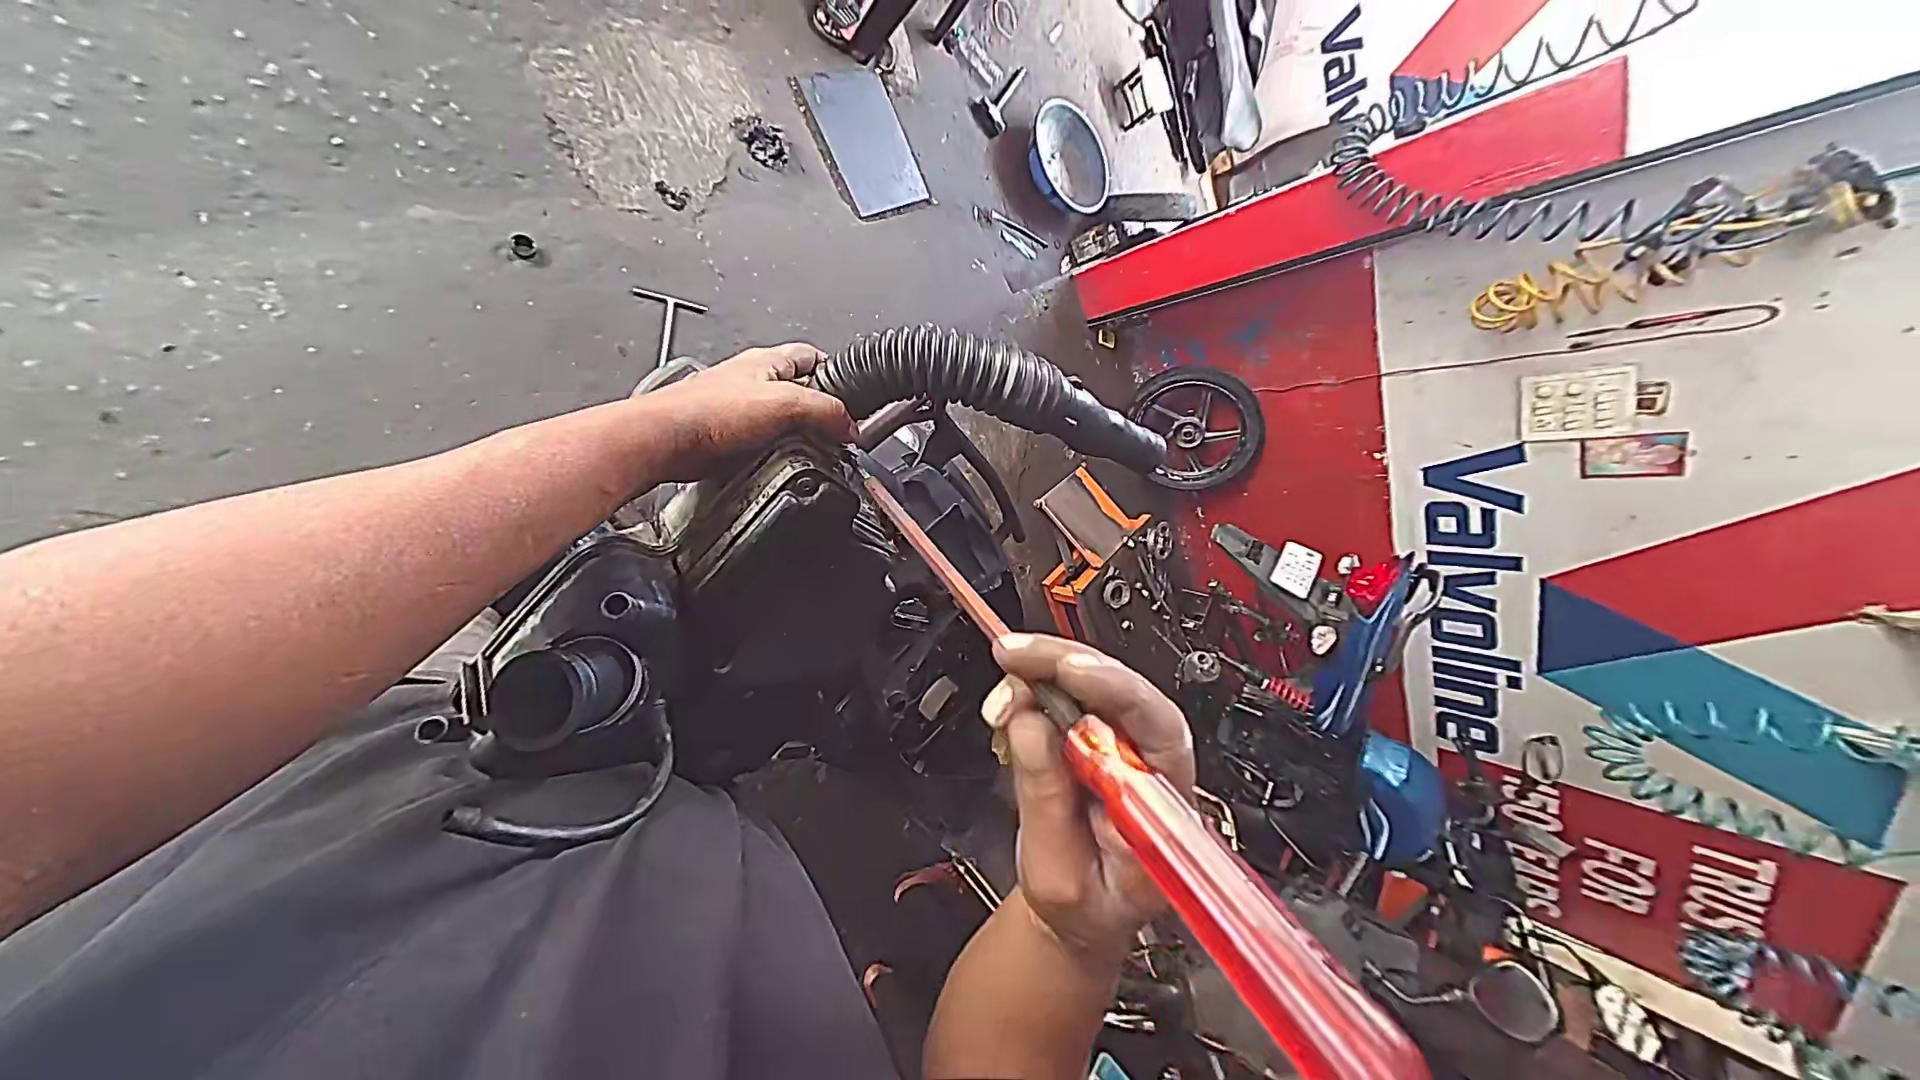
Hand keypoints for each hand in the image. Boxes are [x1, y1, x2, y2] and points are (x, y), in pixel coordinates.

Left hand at [637, 343, 856, 479]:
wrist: (666, 442)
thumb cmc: (706, 413)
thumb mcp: (785, 404)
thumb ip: (825, 411)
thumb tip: (850, 426)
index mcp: (767, 362)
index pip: (813, 357)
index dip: (836, 375)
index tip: (850, 399)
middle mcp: (753, 382)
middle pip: (801, 394)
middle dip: (818, 415)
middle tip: (830, 433)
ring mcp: (741, 410)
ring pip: (783, 422)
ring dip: (796, 438)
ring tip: (804, 452)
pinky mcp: (731, 437)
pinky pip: (764, 444)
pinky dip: (774, 454)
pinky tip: (777, 463)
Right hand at [983, 634, 1195, 958]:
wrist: (1079, 913)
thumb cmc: (1087, 904)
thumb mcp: (1060, 873)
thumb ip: (1047, 800)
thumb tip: (1028, 724)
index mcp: (1164, 801)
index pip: (1156, 724)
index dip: (1115, 688)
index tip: (1070, 669)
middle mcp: (1150, 760)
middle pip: (1119, 687)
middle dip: (1062, 662)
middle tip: (1013, 653)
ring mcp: (1120, 742)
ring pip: (1088, 683)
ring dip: (1041, 673)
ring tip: (1004, 694)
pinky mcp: (1090, 732)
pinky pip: (1063, 694)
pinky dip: (1032, 686)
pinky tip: (1012, 696)